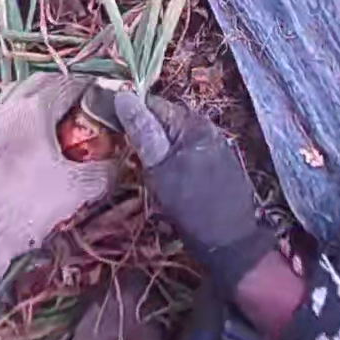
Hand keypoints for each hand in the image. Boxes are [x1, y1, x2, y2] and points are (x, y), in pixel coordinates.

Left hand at [0, 73, 117, 325]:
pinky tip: (24, 141)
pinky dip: (16, 118)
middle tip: (78, 106)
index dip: (87, 87)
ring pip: (14, 96)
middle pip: (38, 83)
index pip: (66, 84)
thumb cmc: (27, 205)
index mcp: (33, 110)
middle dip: (61, 88)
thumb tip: (119, 164)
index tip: (101, 96)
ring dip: (36, 101)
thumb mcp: (76, 189)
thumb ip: (104, 172)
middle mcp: (6, 107)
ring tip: (51, 122)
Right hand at [113, 91, 277, 295]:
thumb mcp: (160, 169)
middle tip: (121, 150)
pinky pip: (185, 150)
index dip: (127, 112)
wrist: (231, 243)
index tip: (108, 127)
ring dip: (155, 146)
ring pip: (173, 136)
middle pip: (163, 118)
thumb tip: (123, 95)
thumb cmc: (192, 206)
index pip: (151, 103)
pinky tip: (164, 175)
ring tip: (138, 164)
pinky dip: (170, 157)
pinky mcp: (217, 161)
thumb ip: (143, 130)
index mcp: (192, 122)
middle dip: (142, 130)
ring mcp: (214, 144)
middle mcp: (205, 126)